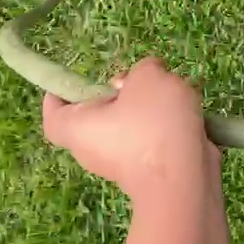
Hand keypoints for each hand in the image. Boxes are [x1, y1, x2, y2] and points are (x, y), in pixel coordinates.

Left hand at [43, 57, 217, 204]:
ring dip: (150, 105)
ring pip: (128, 124)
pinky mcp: (145, 167)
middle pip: (98, 115)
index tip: (74, 80)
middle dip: (120, 94)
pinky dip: (165, 122)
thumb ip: (141, 68)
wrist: (180, 175)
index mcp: (79, 127)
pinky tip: (189, 111)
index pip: (55, 113)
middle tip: (141, 78)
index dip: (59, 95)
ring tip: (175, 90)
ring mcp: (119, 161)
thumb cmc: (152, 123)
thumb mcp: (148, 77)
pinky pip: (150, 136)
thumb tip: (140, 78)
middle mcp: (91, 148)